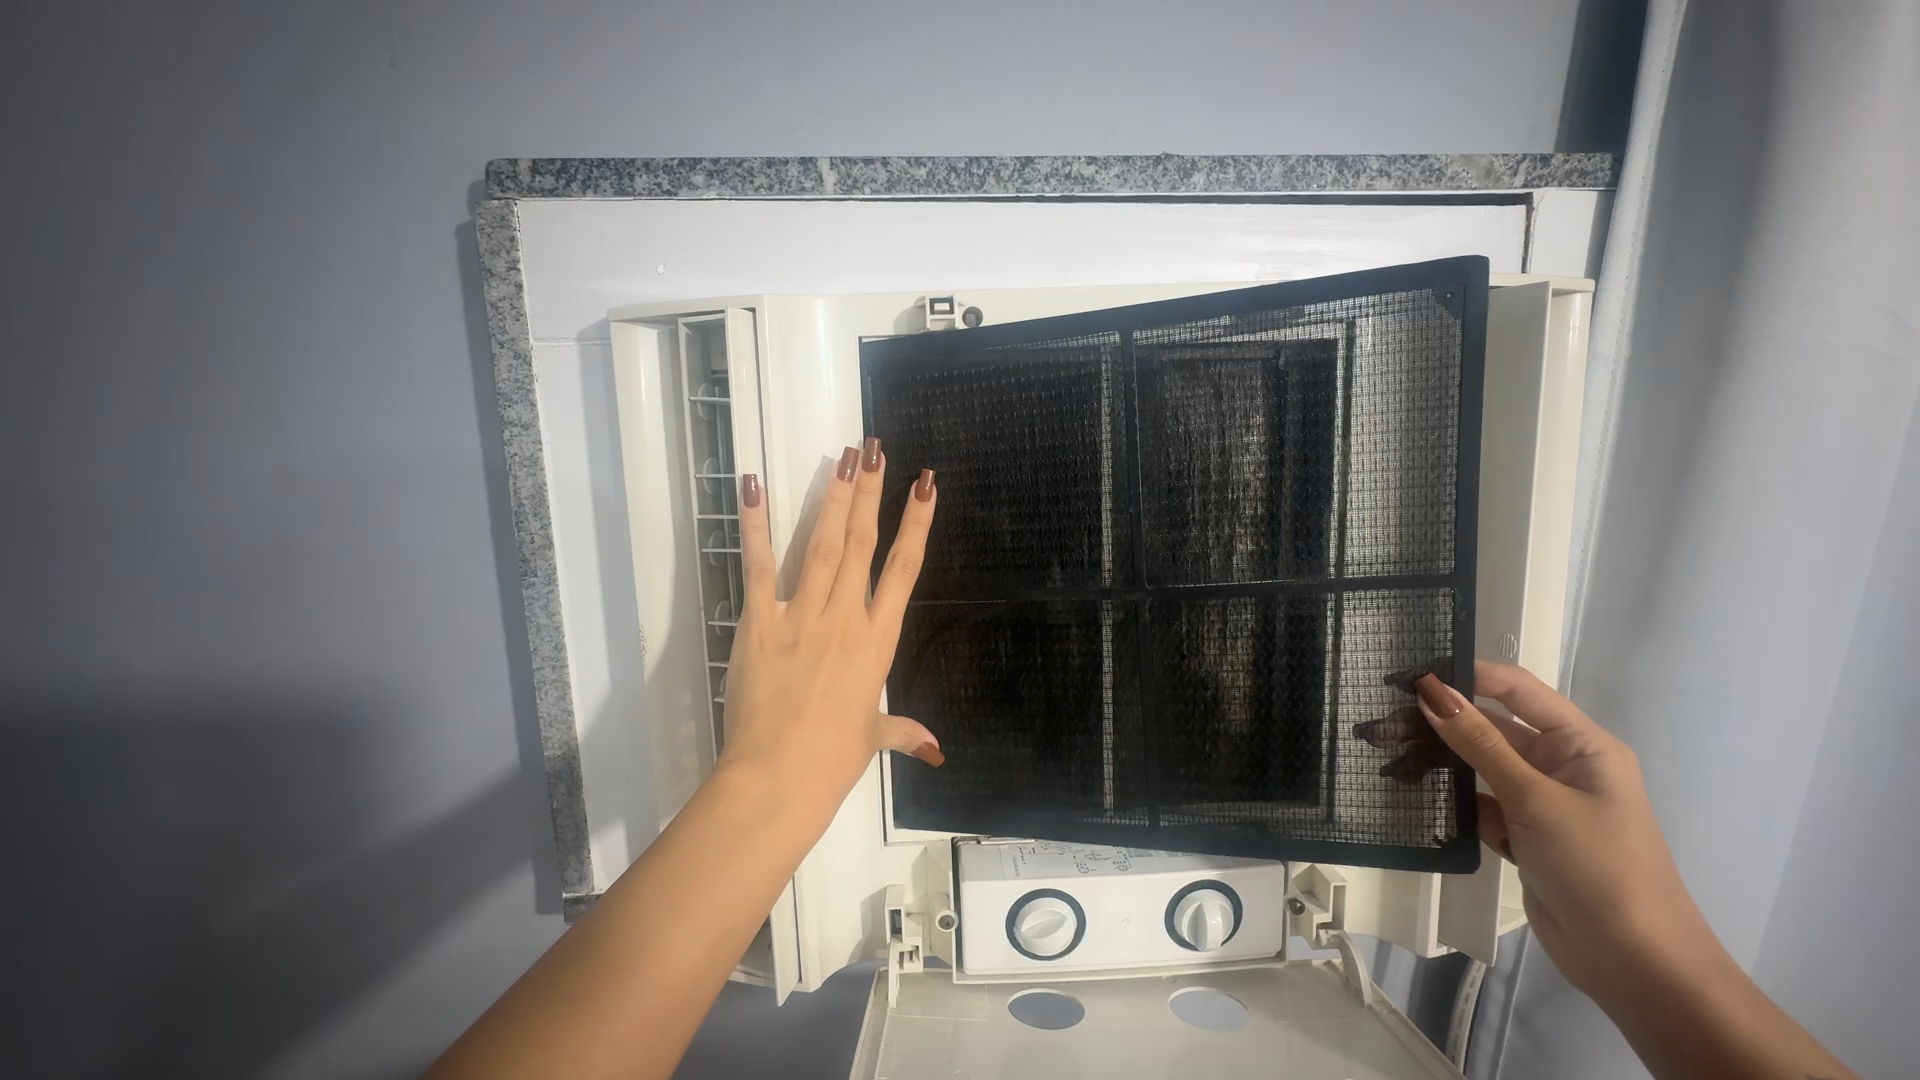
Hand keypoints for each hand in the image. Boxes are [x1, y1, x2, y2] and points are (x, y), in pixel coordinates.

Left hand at [717, 440, 943, 792]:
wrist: (781, 776)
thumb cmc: (833, 759)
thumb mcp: (872, 737)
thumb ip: (904, 732)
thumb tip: (936, 751)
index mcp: (878, 640)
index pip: (904, 569)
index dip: (917, 523)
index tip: (925, 485)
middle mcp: (846, 616)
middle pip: (862, 542)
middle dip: (871, 492)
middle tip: (875, 450)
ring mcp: (802, 615)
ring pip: (823, 544)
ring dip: (834, 497)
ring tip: (844, 457)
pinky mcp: (761, 621)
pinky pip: (759, 565)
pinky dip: (757, 524)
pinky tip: (755, 485)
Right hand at [1406, 661, 1699, 997]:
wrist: (1635, 964)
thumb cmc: (1597, 866)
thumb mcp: (1535, 799)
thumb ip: (1480, 743)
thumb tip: (1432, 693)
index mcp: (1581, 745)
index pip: (1517, 689)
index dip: (1467, 674)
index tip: (1409, 674)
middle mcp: (1562, 766)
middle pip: (1494, 727)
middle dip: (1443, 720)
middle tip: (1383, 718)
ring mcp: (1542, 803)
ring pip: (1481, 766)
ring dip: (1441, 760)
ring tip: (1386, 752)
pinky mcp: (1524, 836)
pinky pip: (1479, 803)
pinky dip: (1451, 800)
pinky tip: (1412, 794)